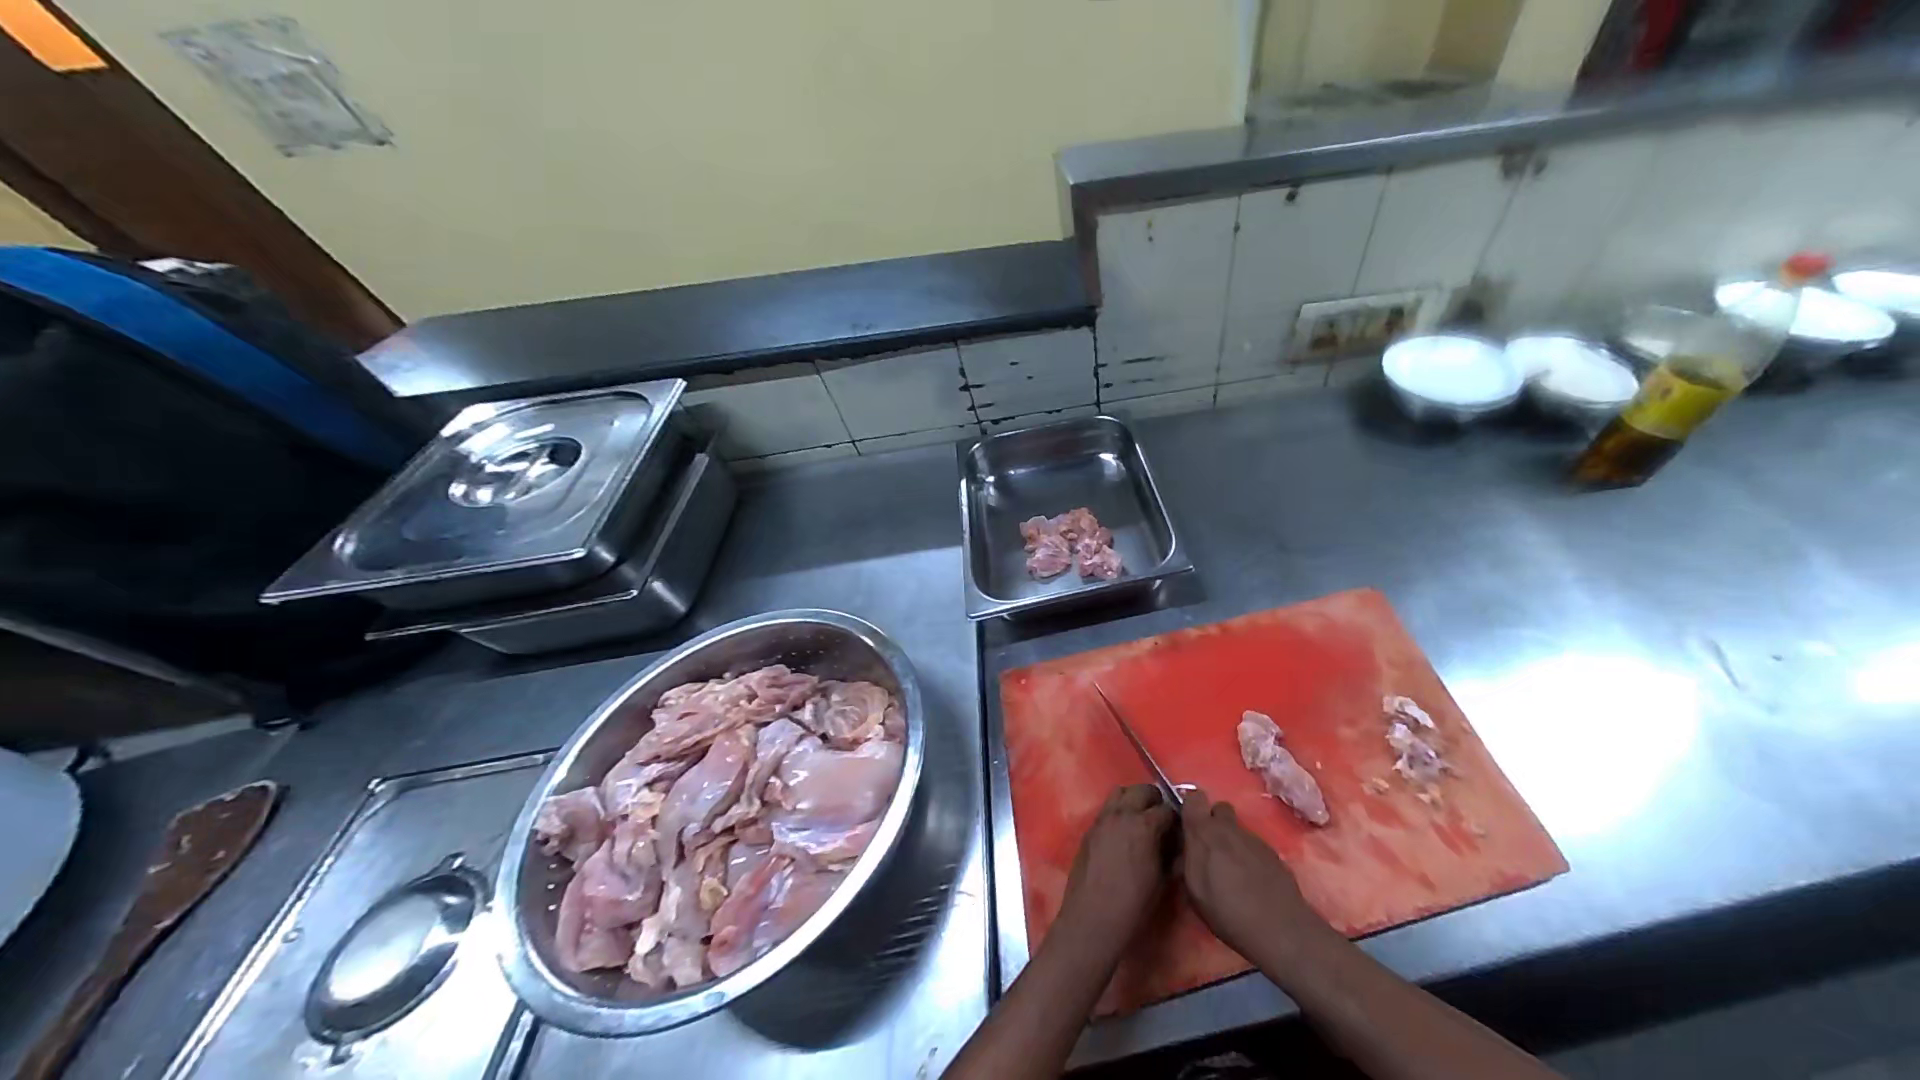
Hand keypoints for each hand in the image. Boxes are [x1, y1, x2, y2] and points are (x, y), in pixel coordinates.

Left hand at [1058, 784, 1175, 941]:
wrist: (1093, 916)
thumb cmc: (1134, 904)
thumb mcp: (1162, 881)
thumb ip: (1170, 855)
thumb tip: (1176, 843)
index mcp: (1144, 826)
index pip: (1166, 808)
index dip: (1176, 818)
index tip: (1179, 829)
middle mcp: (1121, 815)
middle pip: (1141, 790)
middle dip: (1154, 800)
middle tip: (1160, 818)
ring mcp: (1102, 820)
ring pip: (1119, 793)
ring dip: (1132, 799)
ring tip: (1140, 819)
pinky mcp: (1089, 829)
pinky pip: (1106, 809)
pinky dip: (1117, 811)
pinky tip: (1122, 833)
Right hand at [1178, 788, 1330, 967]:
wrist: (1280, 929)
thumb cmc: (1227, 911)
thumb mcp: (1194, 891)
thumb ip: (1186, 861)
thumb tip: (1184, 849)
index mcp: (1204, 833)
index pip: (1194, 798)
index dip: (1190, 806)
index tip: (1187, 824)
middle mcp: (1230, 829)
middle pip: (1219, 808)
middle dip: (1213, 820)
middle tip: (1209, 846)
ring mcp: (1255, 839)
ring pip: (1237, 828)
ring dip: (1231, 841)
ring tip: (1232, 870)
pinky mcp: (1274, 853)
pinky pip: (1254, 845)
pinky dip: (1249, 855)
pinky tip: (1251, 880)